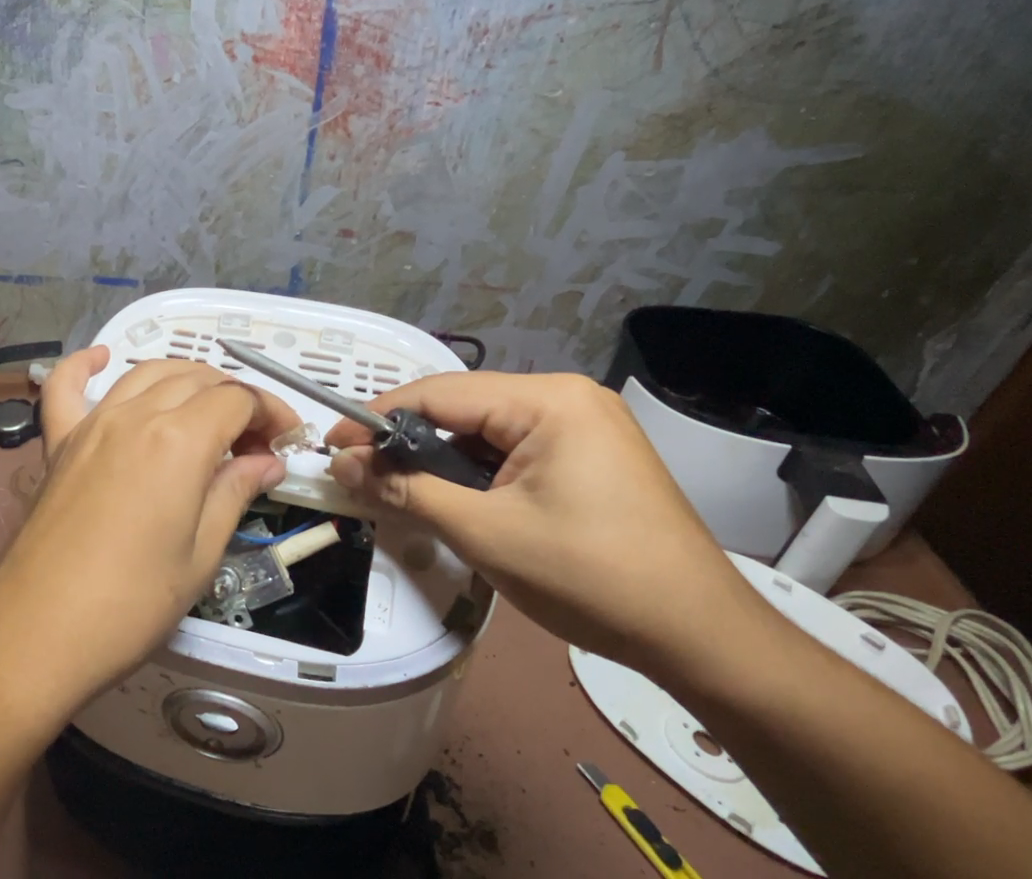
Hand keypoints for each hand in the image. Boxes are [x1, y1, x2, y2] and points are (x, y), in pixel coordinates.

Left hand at [0, 348, 300, 717]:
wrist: (41, 630)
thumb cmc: (133, 603)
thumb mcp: (202, 554)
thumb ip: (234, 493)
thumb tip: (267, 461)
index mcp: (179, 440)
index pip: (237, 399)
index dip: (270, 412)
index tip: (287, 441)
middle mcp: (135, 415)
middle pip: (195, 379)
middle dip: (235, 399)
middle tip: (255, 443)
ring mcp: (90, 425)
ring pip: (145, 374)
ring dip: (185, 381)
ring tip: (207, 414)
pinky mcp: (58, 443)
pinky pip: (66, 387)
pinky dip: (84, 364)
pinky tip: (101, 358)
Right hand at [326, 372, 772, 676]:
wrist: (701, 637)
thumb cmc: (590, 577)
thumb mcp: (484, 532)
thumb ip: (405, 490)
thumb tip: (341, 463)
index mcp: (548, 400)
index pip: (438, 394)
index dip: (376, 419)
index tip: (330, 446)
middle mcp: (566, 398)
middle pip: (460, 409)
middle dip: (405, 443)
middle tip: (356, 475)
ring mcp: (583, 427)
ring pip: (483, 433)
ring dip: (437, 462)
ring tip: (393, 492)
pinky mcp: (589, 458)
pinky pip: (511, 452)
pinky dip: (473, 474)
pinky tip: (447, 500)